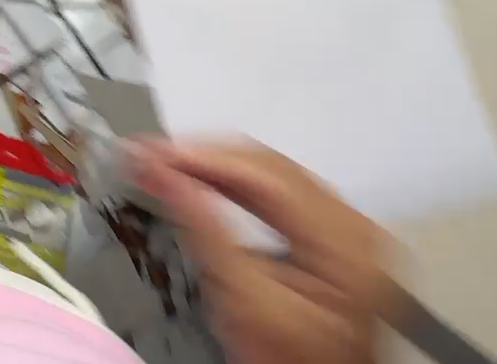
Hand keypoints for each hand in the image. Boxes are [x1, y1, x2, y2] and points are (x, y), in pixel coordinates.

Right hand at [127, 140, 397, 363]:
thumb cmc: (283, 354)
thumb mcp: (238, 296)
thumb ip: (197, 225)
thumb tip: (152, 166)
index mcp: (342, 240)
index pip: (262, 173)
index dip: (200, 156)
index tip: (146, 152)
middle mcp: (349, 220)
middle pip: (263, 163)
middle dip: (201, 155)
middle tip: (147, 156)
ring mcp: (341, 222)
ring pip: (264, 168)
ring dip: (210, 163)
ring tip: (161, 164)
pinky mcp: (325, 228)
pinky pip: (271, 184)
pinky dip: (227, 178)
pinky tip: (193, 178)